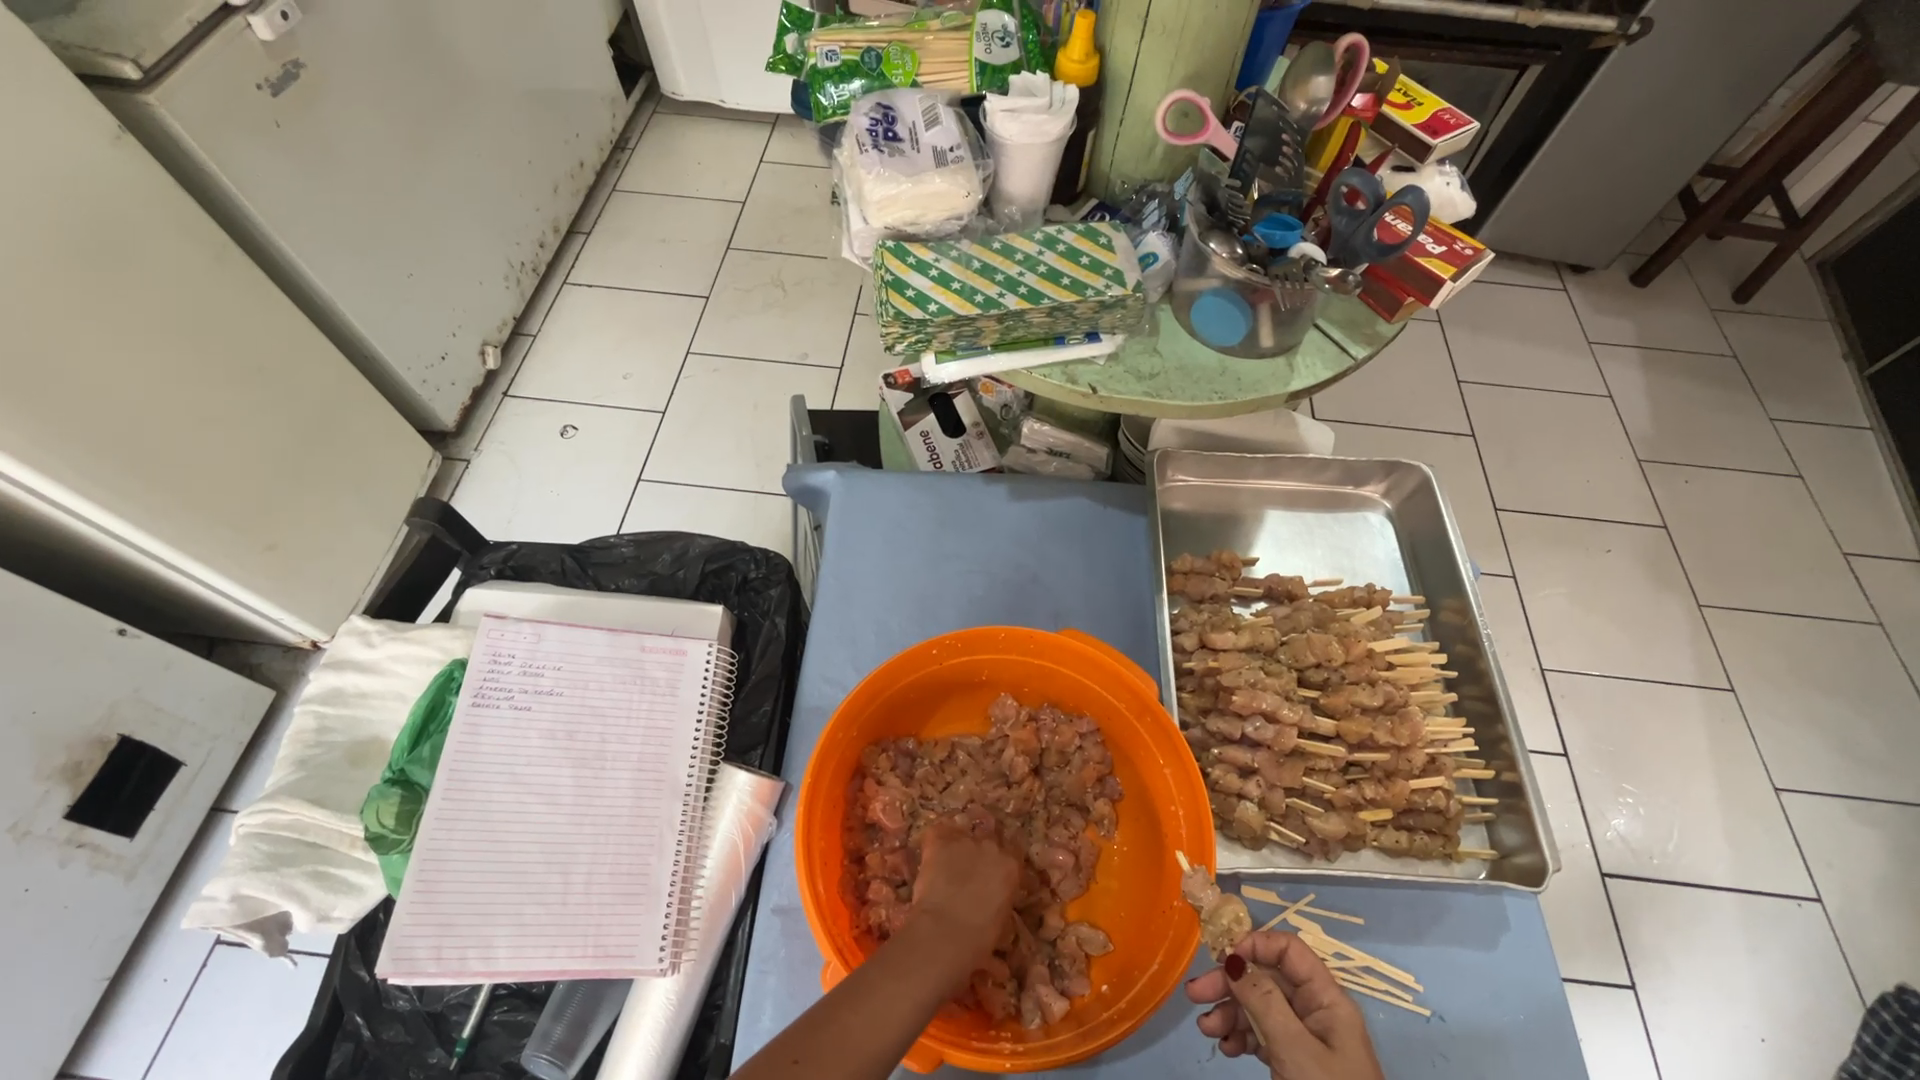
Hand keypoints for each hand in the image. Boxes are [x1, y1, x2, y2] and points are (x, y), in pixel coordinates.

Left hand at [908, 822, 1018, 962]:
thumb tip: (992, 906)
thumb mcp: (1001, 920)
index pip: (1012, 853)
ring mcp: (965, 841)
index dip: (1000, 863)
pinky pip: (937, 833)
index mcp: (1011, 867)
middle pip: (987, 842)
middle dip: (979, 855)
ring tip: (944, 865)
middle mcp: (992, 847)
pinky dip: (933, 841)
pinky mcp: (940, 841)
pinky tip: (928, 855)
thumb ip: (1000, 902)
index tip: (992, 874)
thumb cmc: (980, 938)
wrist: (947, 931)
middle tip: (967, 874)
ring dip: (956, 848)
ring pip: (961, 835)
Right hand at [1185, 932, 1384, 1079]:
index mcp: (1325, 998)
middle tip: (1195, 994)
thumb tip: (1233, 959)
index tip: (1222, 959)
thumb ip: (1264, 1001)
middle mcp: (1314, 1010)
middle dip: (1229, 983)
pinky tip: (1227, 1047)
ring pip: (1258, 1008)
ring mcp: (1303, 1037)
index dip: (1255, 945)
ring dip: (1229, 1013)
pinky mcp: (1293, 1061)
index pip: (1289, 951)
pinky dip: (1240, 1036)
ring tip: (1205, 1029)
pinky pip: (1261, 1034)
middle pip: (1266, 979)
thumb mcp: (1295, 1048)